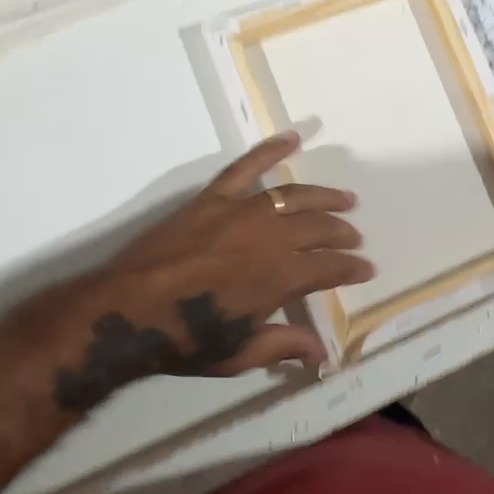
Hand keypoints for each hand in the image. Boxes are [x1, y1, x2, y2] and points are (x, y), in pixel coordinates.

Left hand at [44, 133, 373, 411]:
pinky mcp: (212, 198)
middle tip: (355, 238)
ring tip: (345, 199)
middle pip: (318, 229)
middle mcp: (269, 238)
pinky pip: (246, 167)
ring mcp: (240, 212)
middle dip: (342, 234)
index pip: (330, 268)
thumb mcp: (239, 354)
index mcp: (279, 278)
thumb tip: (323, 353)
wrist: (126, 312)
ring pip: (293, 196)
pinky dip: (271, 150)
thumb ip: (284, 346)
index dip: (352, 268)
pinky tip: (293, 138)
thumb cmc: (185, 339)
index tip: (366, 269)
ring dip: (324, 197)